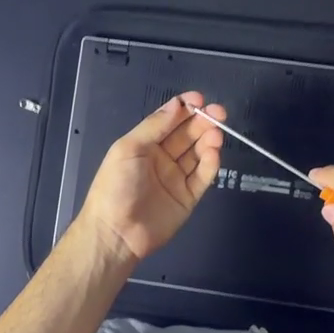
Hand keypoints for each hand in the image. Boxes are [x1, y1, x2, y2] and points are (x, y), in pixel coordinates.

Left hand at [78, 92, 225, 263]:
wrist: (115, 233)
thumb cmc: (115, 186)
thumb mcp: (128, 149)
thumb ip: (153, 126)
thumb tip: (177, 105)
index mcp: (143, 145)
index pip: (168, 120)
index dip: (184, 108)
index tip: (200, 99)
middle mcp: (161, 159)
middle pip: (187, 134)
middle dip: (202, 121)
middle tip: (218, 113)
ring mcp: (176, 178)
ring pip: (197, 154)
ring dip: (208, 140)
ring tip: (217, 132)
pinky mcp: (187, 198)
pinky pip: (203, 177)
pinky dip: (211, 163)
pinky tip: (214, 152)